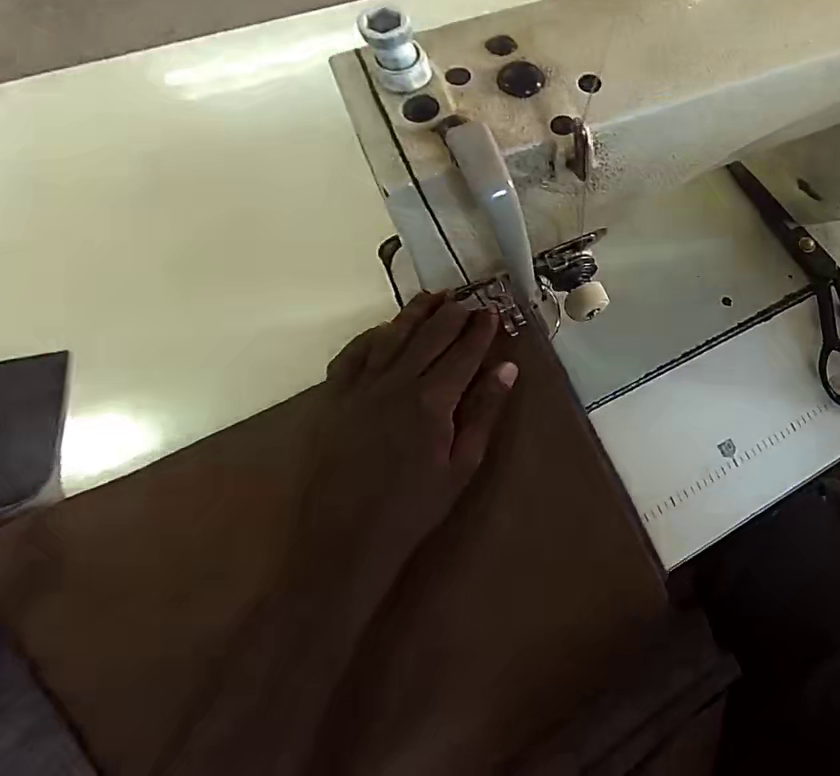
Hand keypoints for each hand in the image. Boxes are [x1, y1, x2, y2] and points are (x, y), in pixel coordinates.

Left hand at [302, 293, 516, 579]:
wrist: (341, 542)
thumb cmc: (413, 507)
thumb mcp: (463, 464)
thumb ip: (484, 411)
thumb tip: (506, 368)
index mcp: (432, 401)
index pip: (463, 352)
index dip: (480, 330)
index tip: (493, 312)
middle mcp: (395, 384)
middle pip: (429, 336)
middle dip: (452, 313)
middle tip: (469, 298)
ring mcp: (358, 389)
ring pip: (390, 336)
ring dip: (414, 314)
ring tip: (432, 297)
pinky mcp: (332, 400)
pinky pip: (351, 355)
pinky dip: (371, 336)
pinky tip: (383, 329)